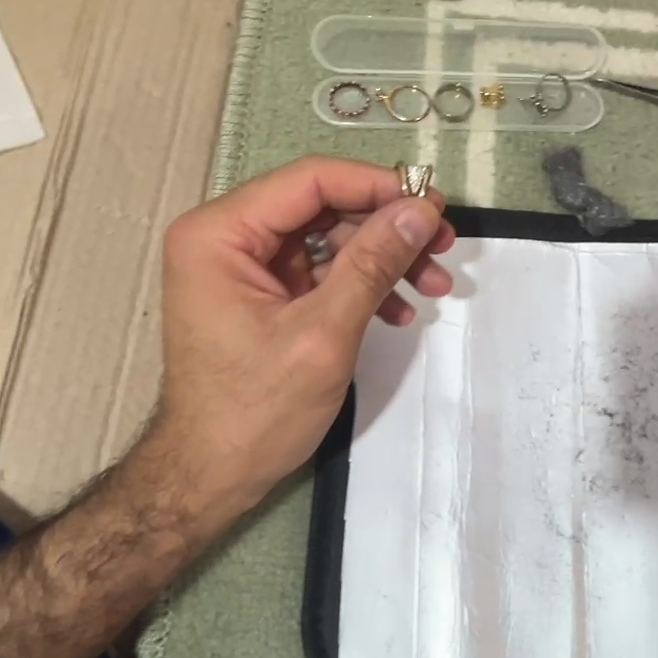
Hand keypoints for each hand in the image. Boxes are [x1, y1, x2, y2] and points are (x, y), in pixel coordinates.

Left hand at [0, 157, 452, 657]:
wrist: (212, 477)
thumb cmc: (256, 412)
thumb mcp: (323, 334)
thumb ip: (372, 264)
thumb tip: (421, 209)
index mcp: (220, 233)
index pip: (310, 180)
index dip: (377, 186)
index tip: (433, 205)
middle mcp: (228, 237)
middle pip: (324, 206)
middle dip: (387, 227)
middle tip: (444, 245)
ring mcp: (247, 266)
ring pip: (331, 237)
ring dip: (385, 258)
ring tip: (434, 284)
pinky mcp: (266, 293)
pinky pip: (323, 270)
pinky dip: (364, 285)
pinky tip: (400, 311)